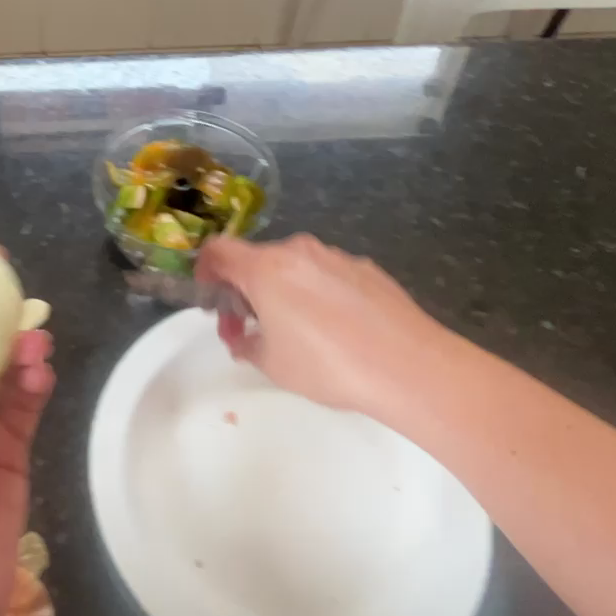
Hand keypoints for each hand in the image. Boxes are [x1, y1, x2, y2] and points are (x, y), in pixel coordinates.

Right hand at [197, 233, 448, 416]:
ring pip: (294, 265)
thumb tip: (242, 335)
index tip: (209, 294)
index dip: (205, 268)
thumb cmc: (328, 364)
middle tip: (251, 326)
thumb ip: (246, 343)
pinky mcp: (366, 268)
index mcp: (266, 268)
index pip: (219, 250)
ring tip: (298, 331)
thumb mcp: (272, 364)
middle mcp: (298, 251)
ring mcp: (336, 257)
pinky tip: (338, 329)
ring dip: (283, 289)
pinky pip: (328, 274)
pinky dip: (318, 293)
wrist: (409, 365)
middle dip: (247, 288)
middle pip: (258, 259)